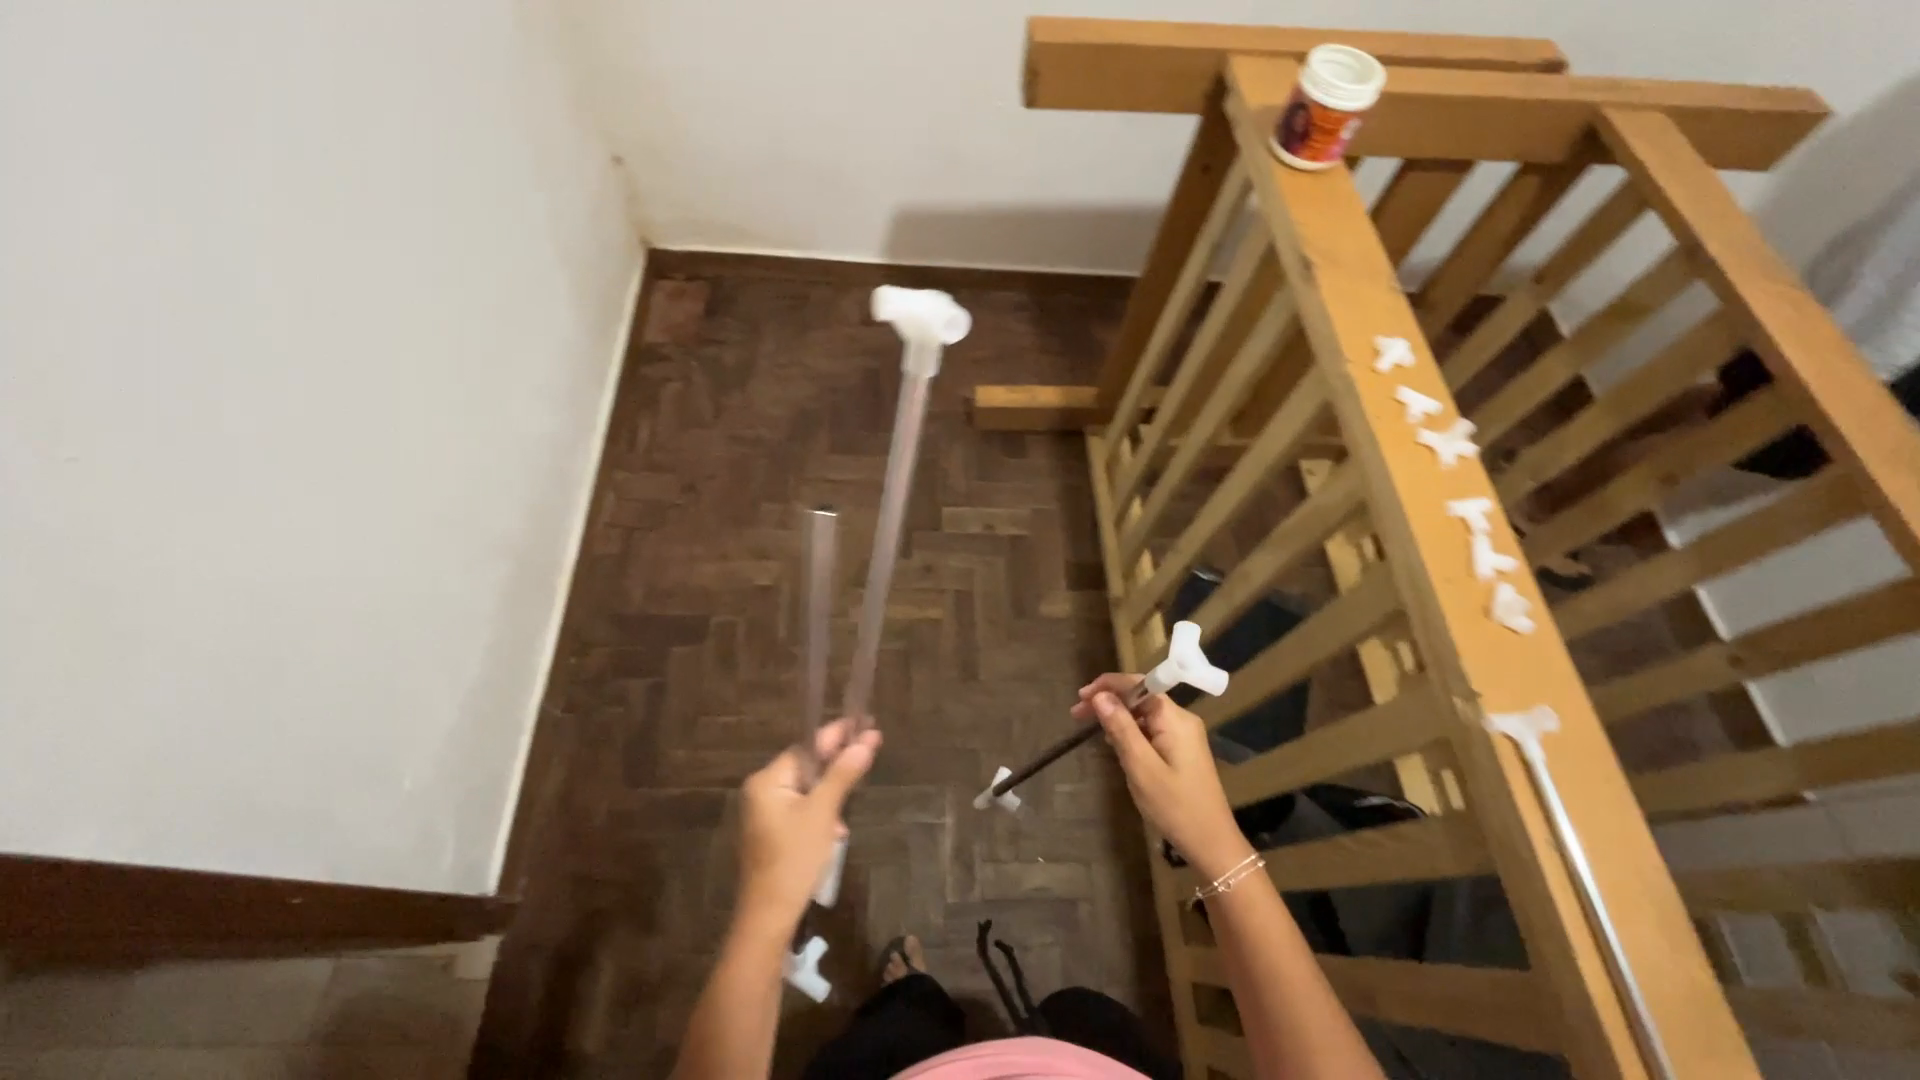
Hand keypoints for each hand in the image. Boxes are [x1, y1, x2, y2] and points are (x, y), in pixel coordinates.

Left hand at [735, 718, 881, 933]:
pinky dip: (820, 813)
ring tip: (853, 798)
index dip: (836, 736)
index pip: (806, 748)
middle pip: (805, 767)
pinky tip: (836, 829)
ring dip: (830, 794)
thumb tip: (864, 741)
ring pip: (806, 790)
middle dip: (836, 766)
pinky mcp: (771, 833)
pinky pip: (801, 810)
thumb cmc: (794, 859)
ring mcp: (764, 814)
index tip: (865, 724)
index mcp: (767, 781)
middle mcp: (761, 792)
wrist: (770, 915)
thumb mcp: (823, 814)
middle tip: (869, 751)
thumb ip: (842, 774)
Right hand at [1072, 675, 1252, 879]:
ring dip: (1117, 717)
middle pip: (1140, 697)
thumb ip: (1121, 728)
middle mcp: (1181, 720)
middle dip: (1109, 701)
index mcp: (1174, 719)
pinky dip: (1130, 732)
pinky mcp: (1182, 751)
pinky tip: (1115, 744)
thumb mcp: (1141, 767)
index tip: (1080, 698)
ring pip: (1144, 714)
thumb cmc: (1175, 806)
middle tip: (1077, 715)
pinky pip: (1151, 730)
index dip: (1107, 686)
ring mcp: (1183, 736)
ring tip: (1091, 729)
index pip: (1138, 684)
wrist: (1210, 842)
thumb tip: (1101, 696)